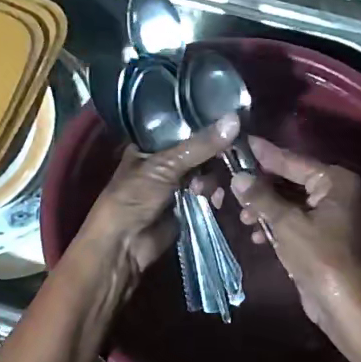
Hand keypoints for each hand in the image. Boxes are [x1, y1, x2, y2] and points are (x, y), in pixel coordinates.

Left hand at [74, 114, 237, 294]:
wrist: (125, 243)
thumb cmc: (134, 196)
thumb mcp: (165, 165)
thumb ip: (200, 145)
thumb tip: (235, 118)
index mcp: (153, 143)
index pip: (187, 126)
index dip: (209, 125)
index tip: (233, 125)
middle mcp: (168, 159)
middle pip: (203, 150)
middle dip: (214, 158)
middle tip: (222, 164)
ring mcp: (179, 183)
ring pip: (210, 172)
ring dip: (213, 180)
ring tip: (205, 191)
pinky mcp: (189, 204)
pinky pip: (210, 193)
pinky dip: (215, 195)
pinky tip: (215, 201)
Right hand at [229, 137, 360, 331]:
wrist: (347, 306)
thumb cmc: (320, 257)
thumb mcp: (286, 224)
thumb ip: (261, 197)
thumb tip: (239, 177)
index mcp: (338, 182)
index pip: (295, 161)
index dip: (266, 154)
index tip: (243, 142)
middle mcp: (343, 195)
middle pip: (295, 183)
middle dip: (263, 189)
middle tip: (234, 188)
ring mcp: (339, 219)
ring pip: (296, 206)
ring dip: (269, 211)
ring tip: (244, 219)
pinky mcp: (332, 242)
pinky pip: (302, 225)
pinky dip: (281, 228)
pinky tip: (259, 236)